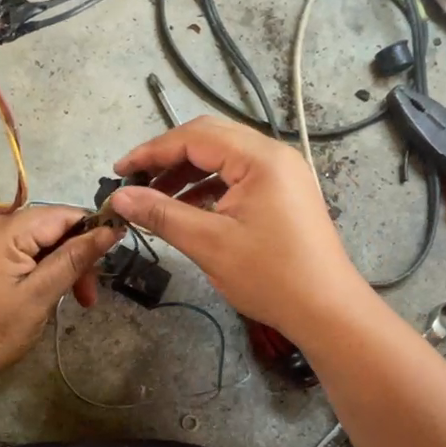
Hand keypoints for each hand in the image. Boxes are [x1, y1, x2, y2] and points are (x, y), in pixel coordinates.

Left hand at [0, 206, 121, 391]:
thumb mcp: (40, 296)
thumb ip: (74, 259)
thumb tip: (111, 229)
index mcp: (4, 229)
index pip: (62, 214)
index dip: (92, 233)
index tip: (108, 265)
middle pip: (49, 227)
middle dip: (73, 257)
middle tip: (86, 298)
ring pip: (35, 239)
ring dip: (57, 265)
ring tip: (71, 300)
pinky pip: (17, 249)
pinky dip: (36, 267)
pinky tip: (43, 292)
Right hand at [109, 116, 362, 335]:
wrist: (326, 309)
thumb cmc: (270, 276)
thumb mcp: (208, 243)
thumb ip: (161, 214)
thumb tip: (119, 198)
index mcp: (260, 159)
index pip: (194, 137)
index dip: (151, 151)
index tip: (119, 170)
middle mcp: (273, 156)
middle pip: (209, 138)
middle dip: (167, 157)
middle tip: (135, 181)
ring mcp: (281, 174)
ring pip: (222, 157)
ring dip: (185, 173)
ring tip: (153, 198)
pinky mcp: (283, 193)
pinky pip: (236, 177)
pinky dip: (206, 187)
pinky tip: (185, 209)